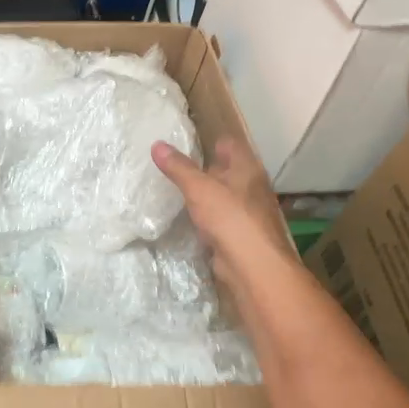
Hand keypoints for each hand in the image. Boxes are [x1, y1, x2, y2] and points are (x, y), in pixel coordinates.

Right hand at [152, 140, 291, 268]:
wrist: (252, 264)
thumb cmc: (229, 217)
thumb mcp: (198, 188)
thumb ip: (178, 168)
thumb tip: (157, 144)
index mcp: (247, 169)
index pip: (230, 145)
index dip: (211, 143)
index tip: (186, 144)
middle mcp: (251, 187)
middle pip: (228, 171)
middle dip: (206, 169)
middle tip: (175, 168)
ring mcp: (248, 212)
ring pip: (224, 196)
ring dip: (206, 195)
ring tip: (178, 192)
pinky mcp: (241, 234)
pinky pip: (221, 218)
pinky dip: (207, 217)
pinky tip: (190, 219)